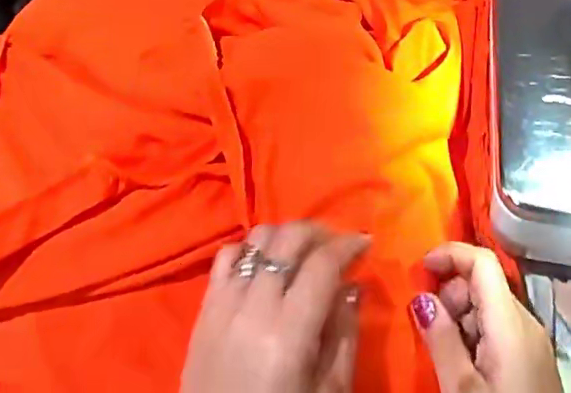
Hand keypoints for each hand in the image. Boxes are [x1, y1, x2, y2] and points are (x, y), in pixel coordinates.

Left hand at [181, 222, 368, 392]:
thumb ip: (343, 339)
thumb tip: (353, 287)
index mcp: (288, 332)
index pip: (320, 266)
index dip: (346, 246)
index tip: (365, 241)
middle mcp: (254, 304)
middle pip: (287, 240)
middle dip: (318, 231)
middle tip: (338, 241)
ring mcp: (224, 300)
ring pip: (256, 239)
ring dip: (284, 235)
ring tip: (304, 249)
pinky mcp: (205, 305)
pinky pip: (226, 255)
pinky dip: (249, 248)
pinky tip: (264, 260)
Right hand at [411, 243, 560, 392]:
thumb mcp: (462, 390)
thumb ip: (441, 338)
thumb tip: (422, 296)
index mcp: (511, 324)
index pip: (483, 261)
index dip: (449, 254)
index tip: (419, 270)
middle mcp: (527, 325)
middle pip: (483, 283)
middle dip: (450, 294)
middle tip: (429, 327)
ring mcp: (534, 346)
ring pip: (489, 307)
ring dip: (460, 317)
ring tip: (446, 354)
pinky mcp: (534, 365)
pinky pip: (499, 330)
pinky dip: (475, 335)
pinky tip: (465, 368)